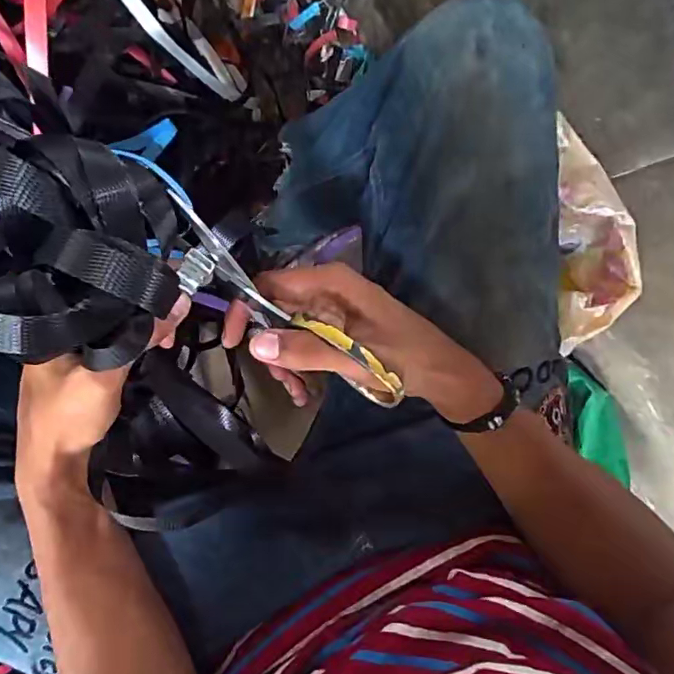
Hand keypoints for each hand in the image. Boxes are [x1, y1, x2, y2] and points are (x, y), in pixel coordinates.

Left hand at [17, 296, 189, 491]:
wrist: (52, 469)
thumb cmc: (67, 418)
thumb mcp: (106, 375)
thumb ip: (140, 339)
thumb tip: (180, 301)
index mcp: (49, 326)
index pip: (94, 290)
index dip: (130, 289)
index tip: (162, 292)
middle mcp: (53, 335)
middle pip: (102, 310)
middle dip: (137, 312)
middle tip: (169, 319)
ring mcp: (62, 357)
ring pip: (106, 330)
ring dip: (135, 332)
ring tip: (165, 335)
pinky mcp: (73, 374)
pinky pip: (105, 348)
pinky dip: (126, 347)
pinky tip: (146, 349)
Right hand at [222, 264, 500, 422]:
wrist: (440, 373)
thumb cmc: (402, 357)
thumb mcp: (353, 356)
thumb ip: (304, 349)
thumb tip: (255, 344)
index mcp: (330, 282)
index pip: (269, 283)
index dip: (245, 308)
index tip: (232, 342)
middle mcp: (325, 289)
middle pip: (274, 308)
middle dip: (269, 346)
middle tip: (280, 380)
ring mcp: (330, 309)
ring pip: (285, 330)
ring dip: (284, 362)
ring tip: (298, 392)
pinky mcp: (334, 329)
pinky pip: (302, 342)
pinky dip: (298, 365)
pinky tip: (306, 391)